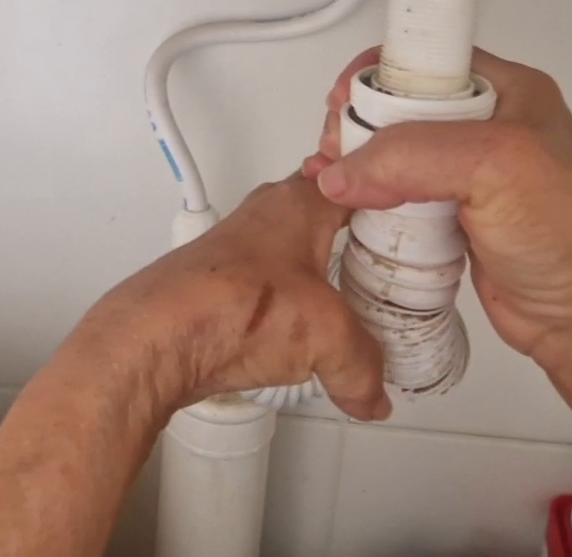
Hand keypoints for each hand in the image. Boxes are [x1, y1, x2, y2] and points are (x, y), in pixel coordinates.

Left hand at [64, 174, 390, 420]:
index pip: (354, 178)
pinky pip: (269, 282)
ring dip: (321, 270)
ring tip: (352, 301)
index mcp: (300, 201)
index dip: (386, 191)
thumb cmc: (233, 306)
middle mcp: (267, 213)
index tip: (413, 207)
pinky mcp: (218, 279)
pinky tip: (299, 331)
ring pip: (294, 248)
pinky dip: (289, 301)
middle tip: (391, 261)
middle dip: (357, 236)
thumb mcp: (327, 336)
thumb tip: (371, 393)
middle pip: (325, 212)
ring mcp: (239, 245)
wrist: (158, 335)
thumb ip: (362, 367)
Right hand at [302, 47, 571, 364]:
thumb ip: (412, 155)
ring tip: (330, 178)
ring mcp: (465, 173)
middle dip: (357, 123)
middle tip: (335, 146)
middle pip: (396, 106)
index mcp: (504, 90)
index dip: (377, 75)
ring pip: (390, 154)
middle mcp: (483, 126)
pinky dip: (365, 200)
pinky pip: (393, 197)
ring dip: (354, 164)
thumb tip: (342, 170)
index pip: (423, 60)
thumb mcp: (497, 166)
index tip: (342, 100)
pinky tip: (345, 206)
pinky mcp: (448, 215)